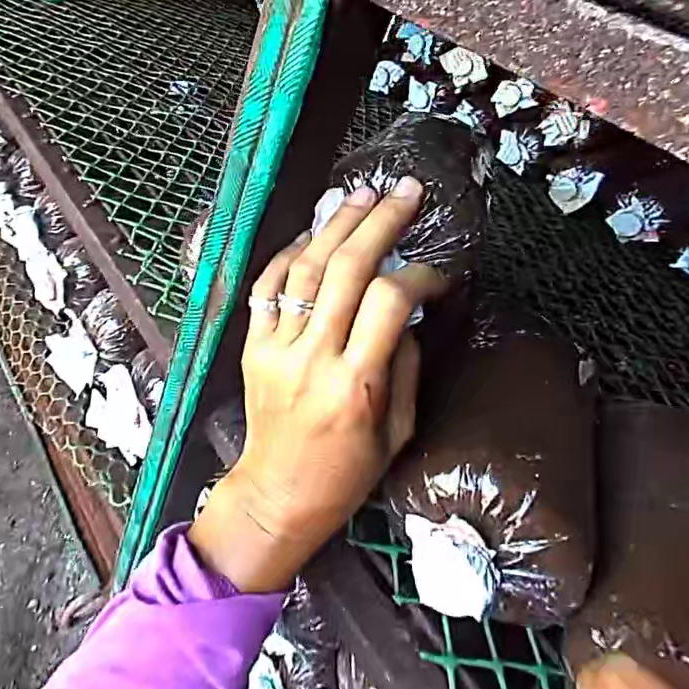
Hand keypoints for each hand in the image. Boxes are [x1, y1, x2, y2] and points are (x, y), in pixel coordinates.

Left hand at [190, 177, 447, 592]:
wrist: (275, 496)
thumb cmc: (346, 473)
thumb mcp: (398, 430)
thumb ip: (406, 365)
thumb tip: (407, 312)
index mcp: (356, 384)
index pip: (390, 303)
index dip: (419, 276)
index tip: (436, 275)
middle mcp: (313, 356)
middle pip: (346, 270)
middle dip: (380, 222)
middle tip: (405, 192)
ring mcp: (276, 347)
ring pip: (305, 268)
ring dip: (336, 224)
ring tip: (362, 194)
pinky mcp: (252, 345)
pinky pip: (267, 286)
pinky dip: (289, 251)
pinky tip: (314, 231)